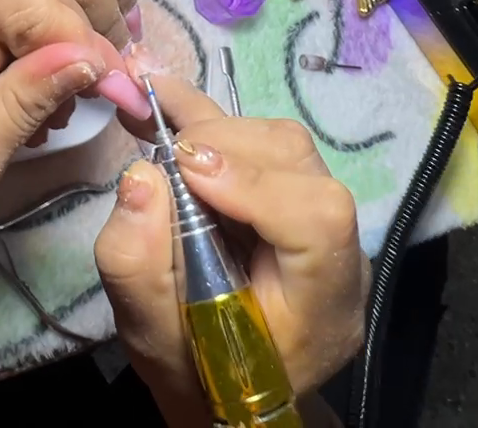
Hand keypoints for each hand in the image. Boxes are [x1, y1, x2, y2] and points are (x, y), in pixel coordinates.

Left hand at [0, 0, 125, 289]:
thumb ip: (25, 102)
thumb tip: (93, 54)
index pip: (42, 10)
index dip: (86, 49)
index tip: (117, 94)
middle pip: (24, 3)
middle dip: (60, 53)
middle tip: (63, 119)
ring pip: (3, 12)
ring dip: (32, 58)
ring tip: (33, 122)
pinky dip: (0, 57)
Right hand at [95, 75, 369, 426]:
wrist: (228, 381)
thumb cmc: (195, 369)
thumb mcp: (151, 337)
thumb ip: (138, 267)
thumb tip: (141, 176)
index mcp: (322, 306)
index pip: (319, 221)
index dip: (254, 181)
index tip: (185, 168)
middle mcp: (338, 252)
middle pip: (299, 164)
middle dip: (223, 145)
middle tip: (161, 156)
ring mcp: (320, 213)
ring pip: (283, 141)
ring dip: (215, 129)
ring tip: (162, 137)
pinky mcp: (291, 186)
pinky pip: (261, 137)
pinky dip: (208, 116)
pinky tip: (163, 97)